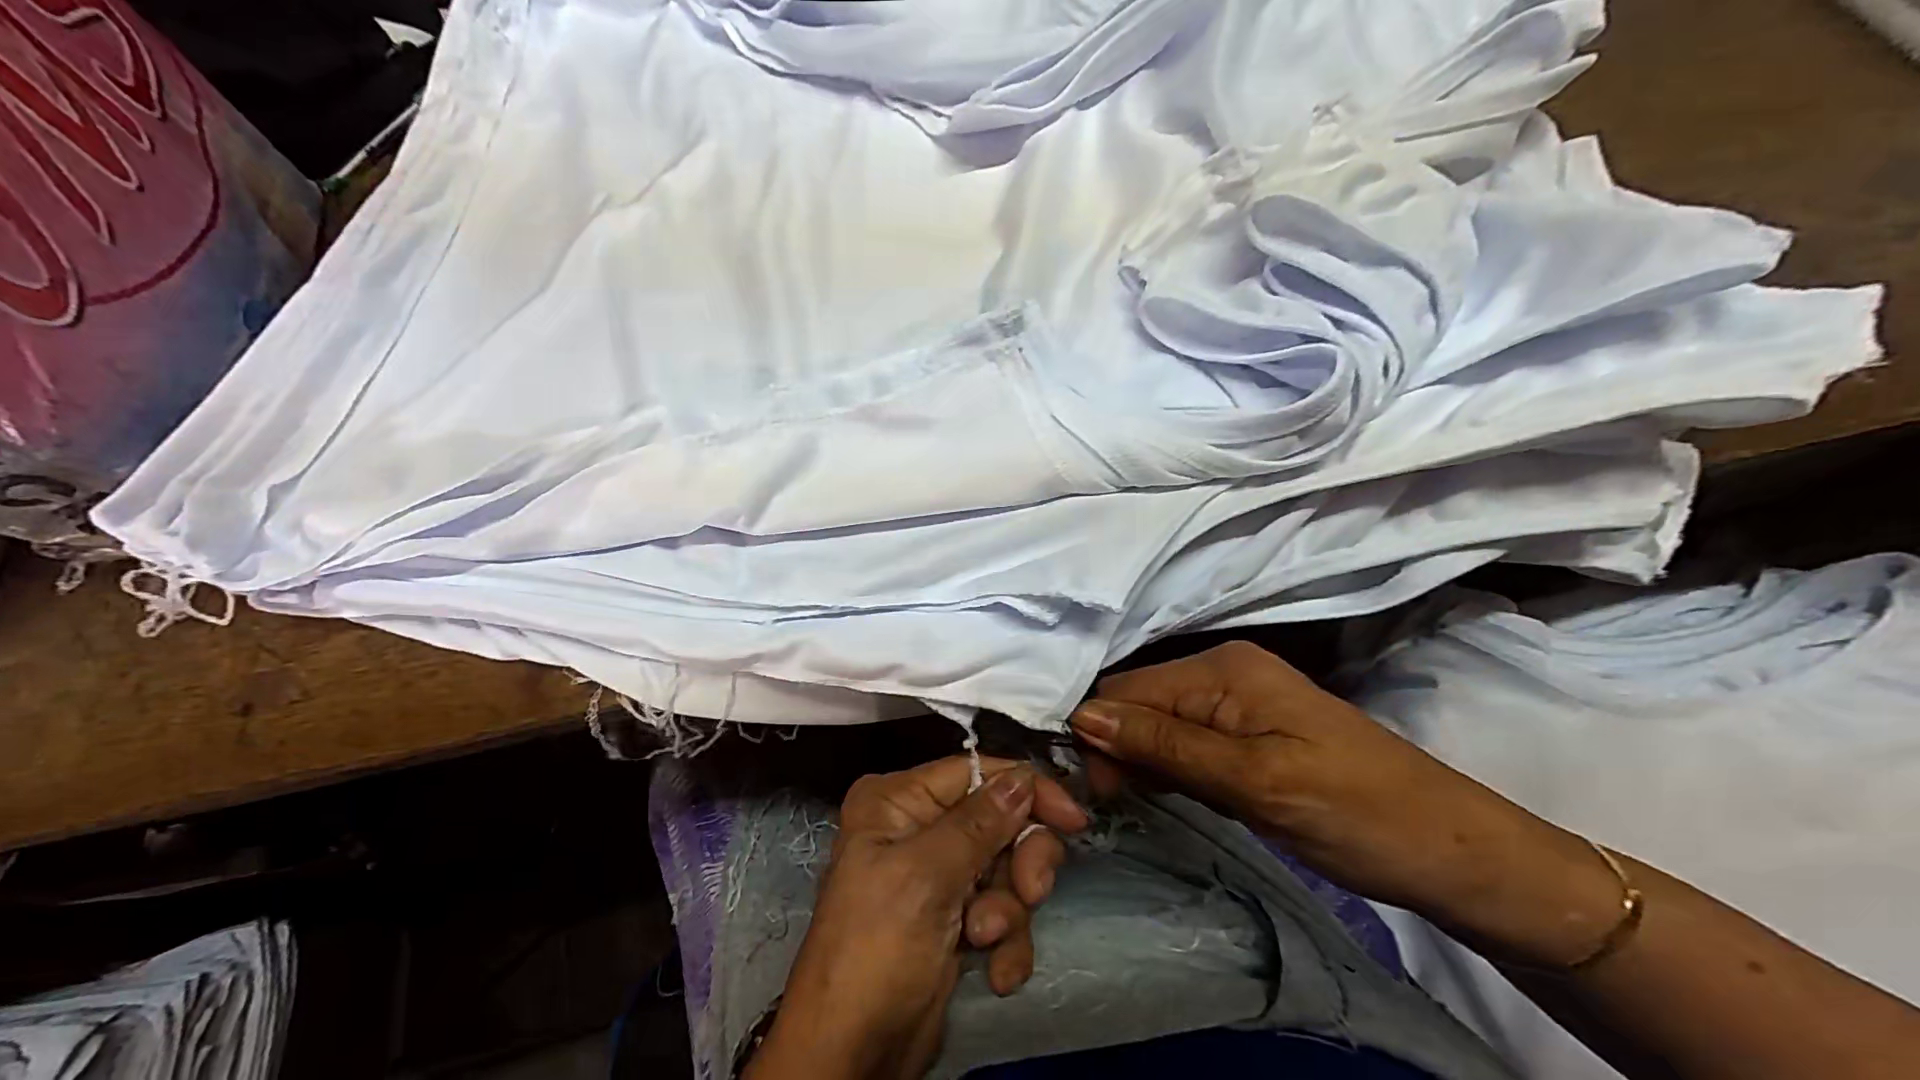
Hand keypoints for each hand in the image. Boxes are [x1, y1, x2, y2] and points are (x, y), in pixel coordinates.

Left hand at [745, 756, 1088, 1079]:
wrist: (853, 1054)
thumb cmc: (878, 946)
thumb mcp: (927, 875)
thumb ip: (980, 822)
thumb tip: (1024, 776)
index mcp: (898, 801)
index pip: (976, 772)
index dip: (1027, 790)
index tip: (1073, 818)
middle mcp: (919, 828)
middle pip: (1000, 821)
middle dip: (1019, 861)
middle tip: (1030, 891)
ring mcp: (939, 875)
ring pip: (1007, 869)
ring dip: (1009, 910)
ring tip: (984, 940)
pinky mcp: (956, 919)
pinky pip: (1002, 911)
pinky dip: (1006, 942)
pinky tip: (993, 971)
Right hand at [1071, 642, 1625, 968]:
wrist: (1454, 853)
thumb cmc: (1357, 813)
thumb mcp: (1256, 782)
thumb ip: (1167, 747)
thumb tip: (1082, 717)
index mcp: (1223, 669)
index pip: (1126, 689)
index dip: (1096, 734)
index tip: (1087, 792)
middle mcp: (1222, 673)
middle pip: (1137, 704)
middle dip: (1113, 749)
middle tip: (1111, 806)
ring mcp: (1236, 705)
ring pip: (1155, 727)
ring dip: (1136, 762)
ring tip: (1129, 804)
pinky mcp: (1246, 737)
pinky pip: (1182, 744)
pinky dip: (1164, 770)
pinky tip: (1160, 795)